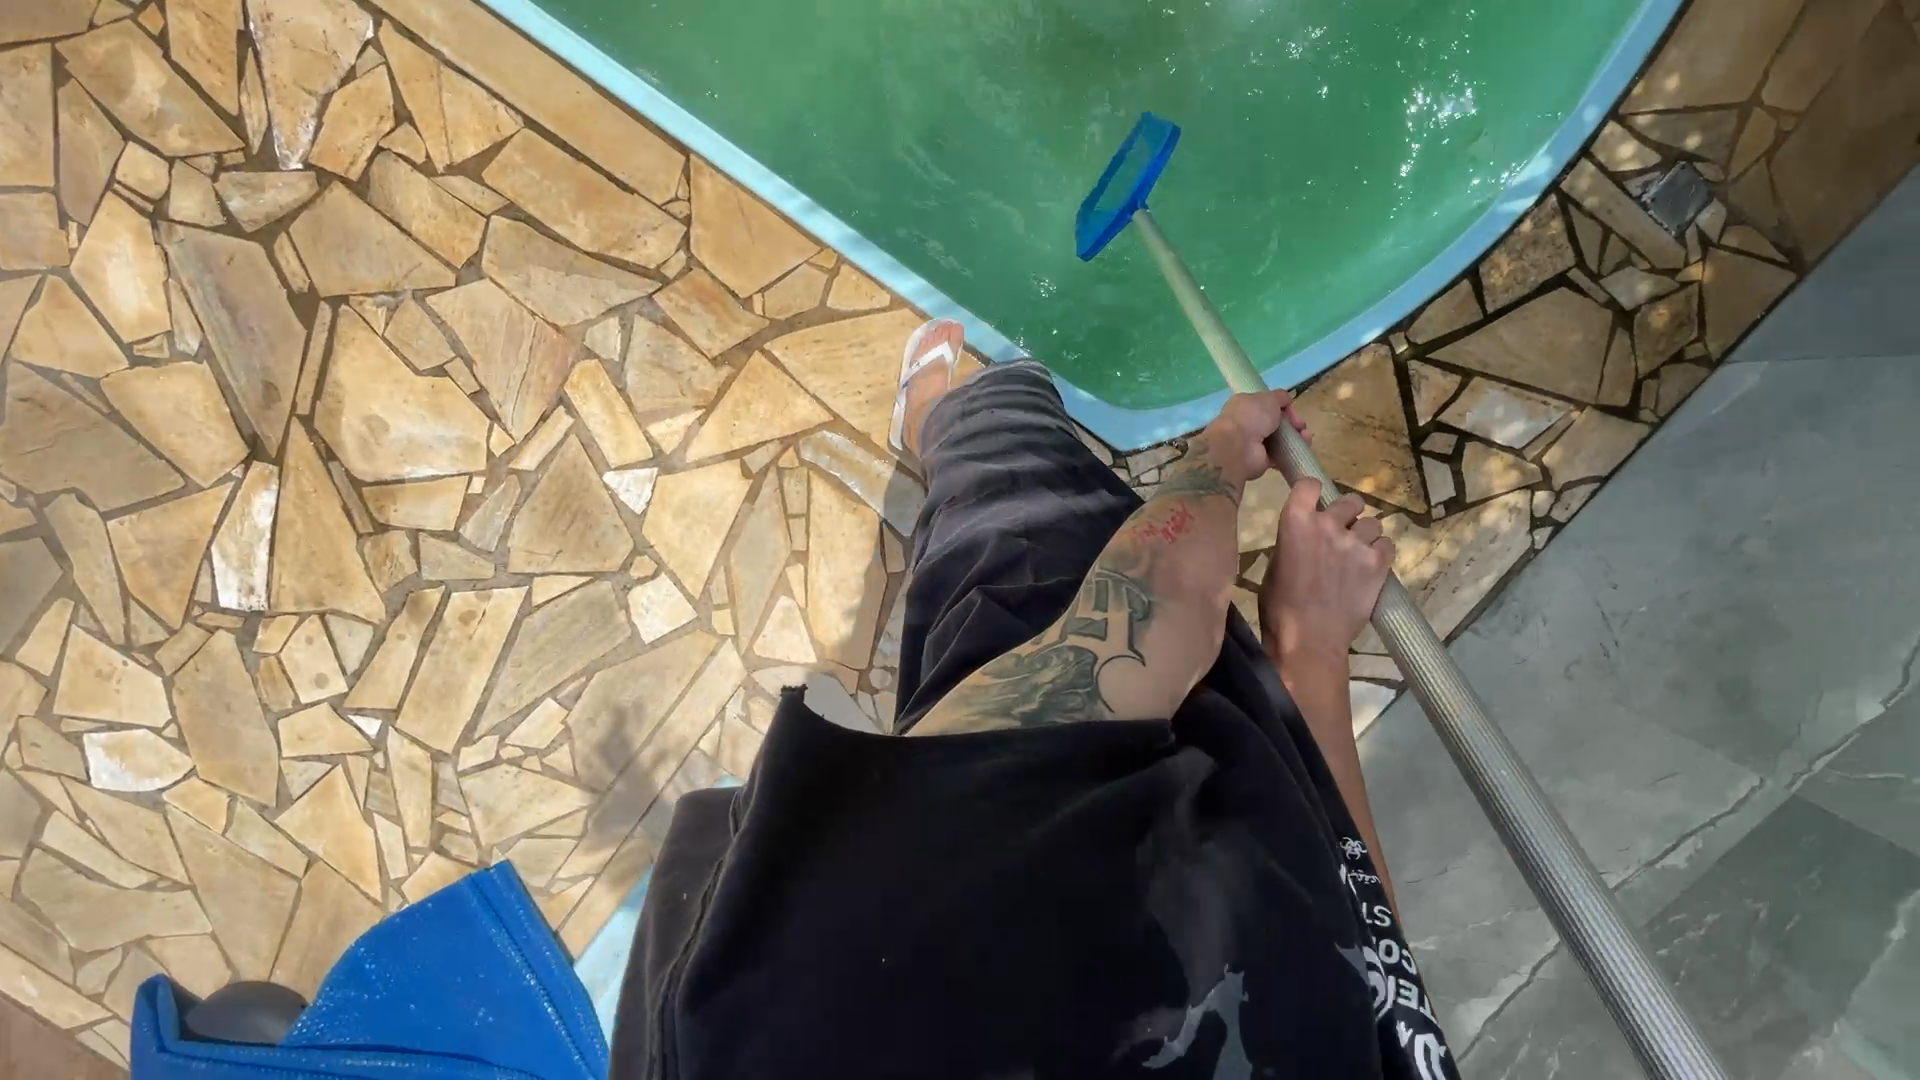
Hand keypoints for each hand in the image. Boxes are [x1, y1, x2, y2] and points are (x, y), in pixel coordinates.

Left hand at [1191, 389, 1309, 488]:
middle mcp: (1247, 425)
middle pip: (1275, 423)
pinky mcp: (1260, 461)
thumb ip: (1279, 397)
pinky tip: (1302, 448)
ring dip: (1295, 437)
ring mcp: (1253, 444)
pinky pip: (1280, 455)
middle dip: (1292, 423)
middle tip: (1300, 426)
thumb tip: (1286, 400)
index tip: (1292, 410)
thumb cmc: (1251, 417)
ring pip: (1280, 440)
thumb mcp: (1269, 398)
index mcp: (1244, 407)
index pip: (1266, 406)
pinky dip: (1292, 452)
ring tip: (1305, 437)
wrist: (1238, 447)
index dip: (1282, 407)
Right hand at [1259, 478, 1394, 665]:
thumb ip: (1294, 540)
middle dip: (1346, 514)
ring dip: (1364, 535)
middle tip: (1340, 533)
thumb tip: (1306, 534)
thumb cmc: (1279, 605)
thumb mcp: (1275, 564)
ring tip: (1356, 555)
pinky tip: (1369, 567)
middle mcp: (1327, 525)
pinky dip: (1379, 552)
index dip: (1313, 491)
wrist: (1308, 638)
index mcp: (1294, 523)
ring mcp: (1356, 543)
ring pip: (1372, 524)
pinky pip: (1387, 544)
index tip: (1315, 501)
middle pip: (1350, 501)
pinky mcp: (1379, 563)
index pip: (1309, 485)